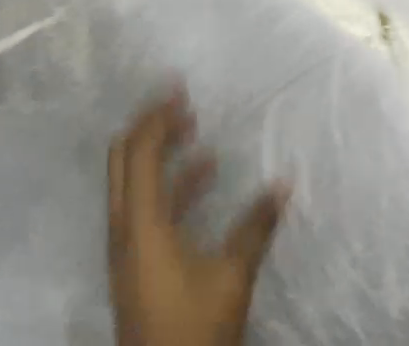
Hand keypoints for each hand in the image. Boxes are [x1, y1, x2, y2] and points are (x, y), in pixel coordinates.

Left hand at [107, 88, 288, 345]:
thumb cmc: (194, 325)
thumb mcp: (232, 274)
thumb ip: (256, 226)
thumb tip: (284, 183)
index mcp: (141, 225)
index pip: (139, 154)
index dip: (157, 116)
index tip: (179, 86)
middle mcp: (125, 230)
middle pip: (123, 162)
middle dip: (151, 127)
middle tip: (183, 104)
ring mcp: (127, 249)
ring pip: (133, 184)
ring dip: (162, 154)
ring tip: (197, 131)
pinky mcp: (137, 264)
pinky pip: (146, 207)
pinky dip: (170, 183)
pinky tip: (205, 177)